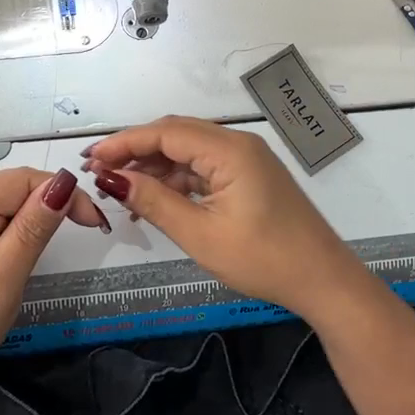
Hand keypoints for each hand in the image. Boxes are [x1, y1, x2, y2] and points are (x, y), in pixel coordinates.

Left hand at [0, 168, 107, 402]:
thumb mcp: (1, 282)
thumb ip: (32, 231)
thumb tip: (63, 183)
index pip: (20, 180)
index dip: (61, 191)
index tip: (95, 222)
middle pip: (12, 189)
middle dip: (52, 202)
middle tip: (90, 230)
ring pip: (4, 206)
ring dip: (36, 217)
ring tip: (61, 241)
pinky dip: (18, 232)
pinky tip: (27, 251)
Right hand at [83, 116, 368, 319]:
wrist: (324, 282)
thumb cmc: (264, 260)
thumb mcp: (201, 234)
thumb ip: (155, 201)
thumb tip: (112, 178)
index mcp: (230, 150)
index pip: (166, 133)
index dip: (124, 142)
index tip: (90, 158)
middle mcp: (238, 144)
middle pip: (176, 135)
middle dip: (135, 151)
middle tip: (99, 173)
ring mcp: (246, 160)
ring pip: (188, 151)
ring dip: (154, 167)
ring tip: (121, 191)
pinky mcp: (249, 177)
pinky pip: (204, 167)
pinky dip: (176, 180)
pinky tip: (154, 199)